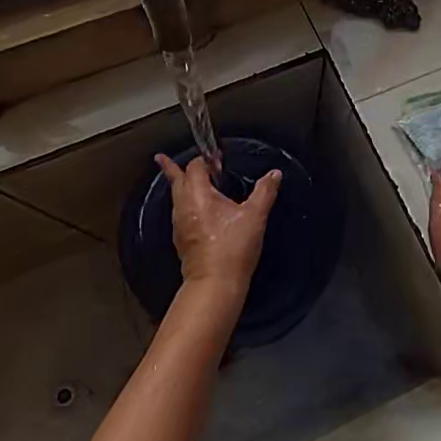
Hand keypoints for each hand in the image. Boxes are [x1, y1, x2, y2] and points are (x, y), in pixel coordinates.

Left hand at [154, 154, 281, 293]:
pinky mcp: (182, 239)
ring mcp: (179, 224)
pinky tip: (195, 210)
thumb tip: (274, 174)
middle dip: (174, 168)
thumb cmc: (233, 247)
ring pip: (176, 197)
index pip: (195, 167)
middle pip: (176, 180)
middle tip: (165, 159)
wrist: (215, 283)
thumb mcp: (255, 216)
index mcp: (198, 195)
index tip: (216, 157)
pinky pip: (180, 213)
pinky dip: (185, 204)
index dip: (205, 159)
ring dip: (180, 186)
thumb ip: (265, 191)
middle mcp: (183, 206)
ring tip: (180, 179)